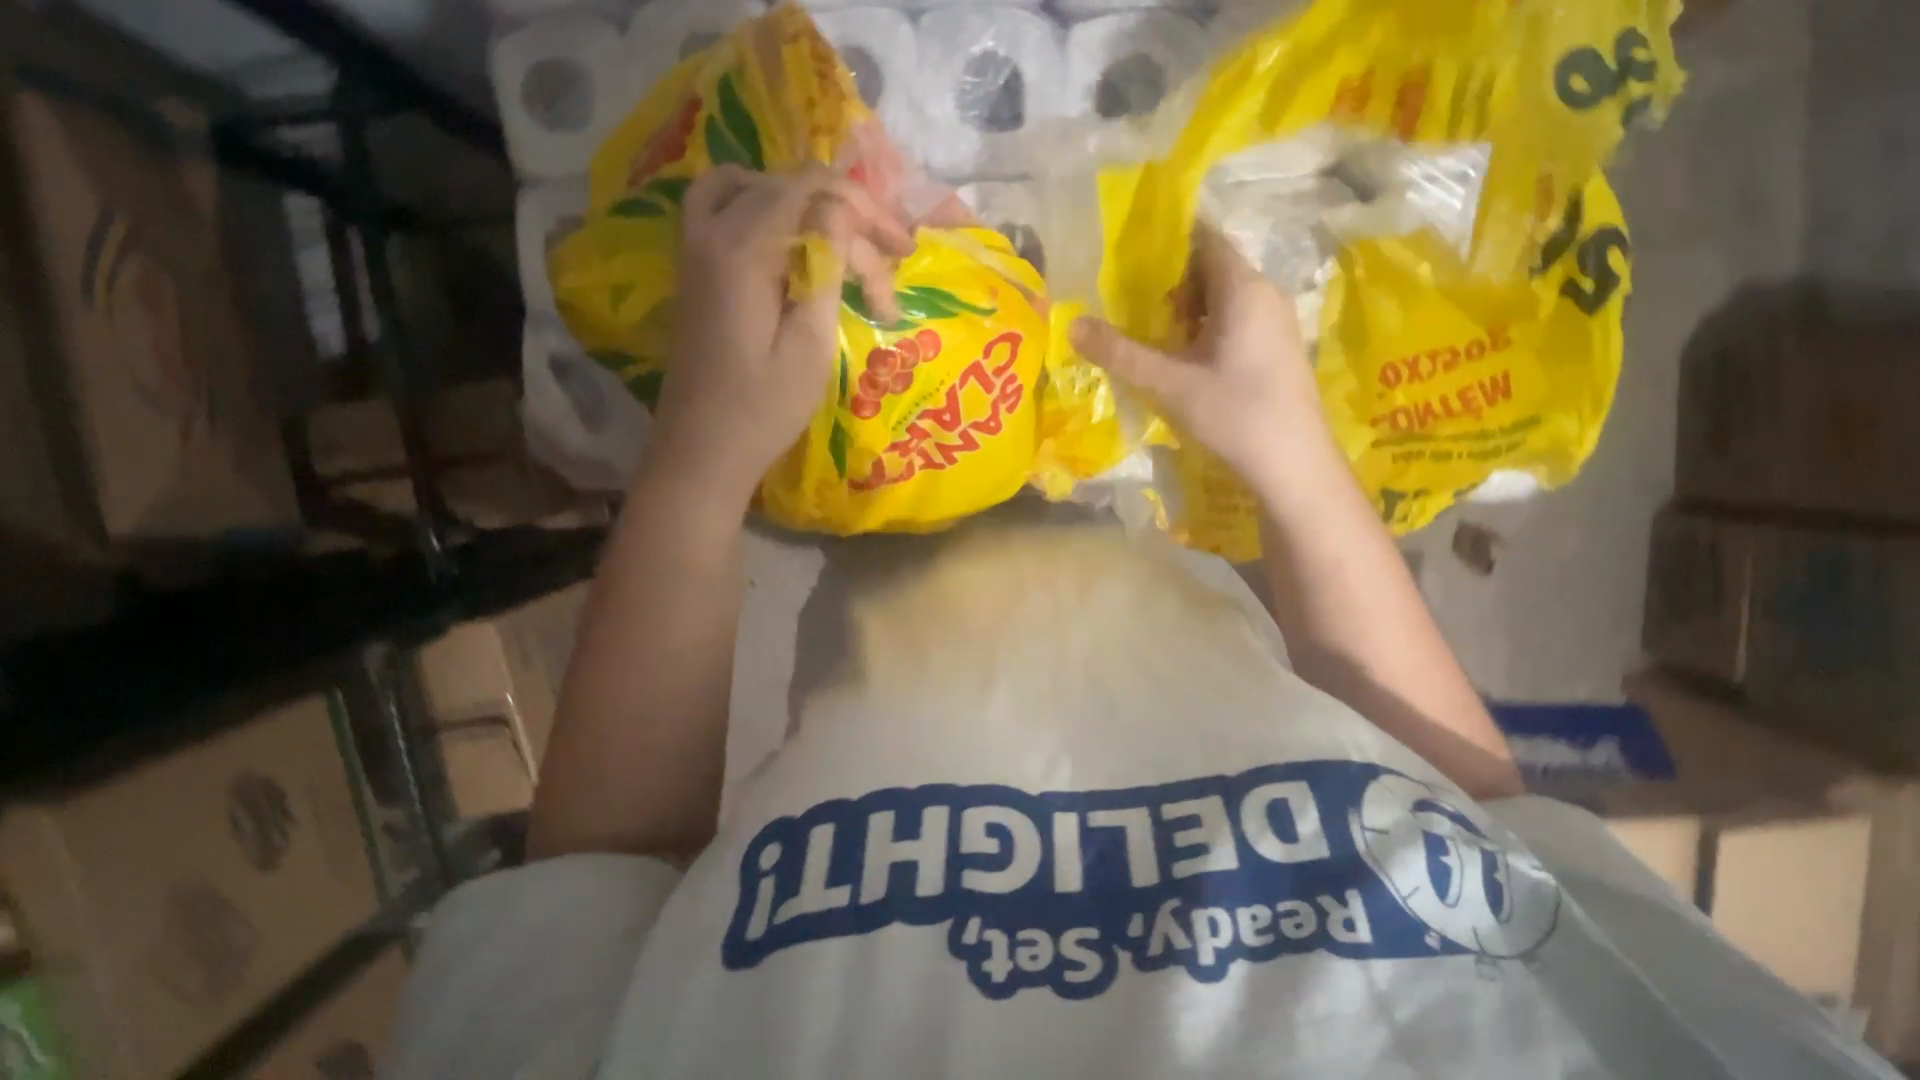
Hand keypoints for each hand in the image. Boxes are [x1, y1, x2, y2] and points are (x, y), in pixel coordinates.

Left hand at [652, 165, 913, 504]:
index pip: (812, 188)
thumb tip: (840, 207)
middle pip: (791, 188)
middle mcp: (713, 230)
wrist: (702, 450)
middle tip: (890, 272)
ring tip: (847, 245)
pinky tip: (789, 230)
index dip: (865, 208)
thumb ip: (825, 265)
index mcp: (743, 248)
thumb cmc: (763, 409)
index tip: (903, 251)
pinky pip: (723, 203)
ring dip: (810, 208)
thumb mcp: (810, 343)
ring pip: (761, 188)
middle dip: (848, 218)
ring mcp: (696, 244)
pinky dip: (762, 204)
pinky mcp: (695, 265)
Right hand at [1069, 226, 1328, 488]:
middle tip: (1127, 299)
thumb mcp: (1169, 384)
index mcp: (1243, 287)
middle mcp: (1265, 293)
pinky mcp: (1278, 347)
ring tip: (1148, 331)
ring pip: (1223, 296)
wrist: (1294, 465)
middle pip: (1211, 267)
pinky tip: (1182, 358)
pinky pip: (1236, 319)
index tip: (1128, 252)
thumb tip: (1072, 325)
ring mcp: (1275, 321)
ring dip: (1186, 307)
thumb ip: (1120, 353)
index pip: (1204, 237)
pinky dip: (1205, 326)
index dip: (1166, 240)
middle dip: (1169, 279)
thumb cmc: (1234, 414)